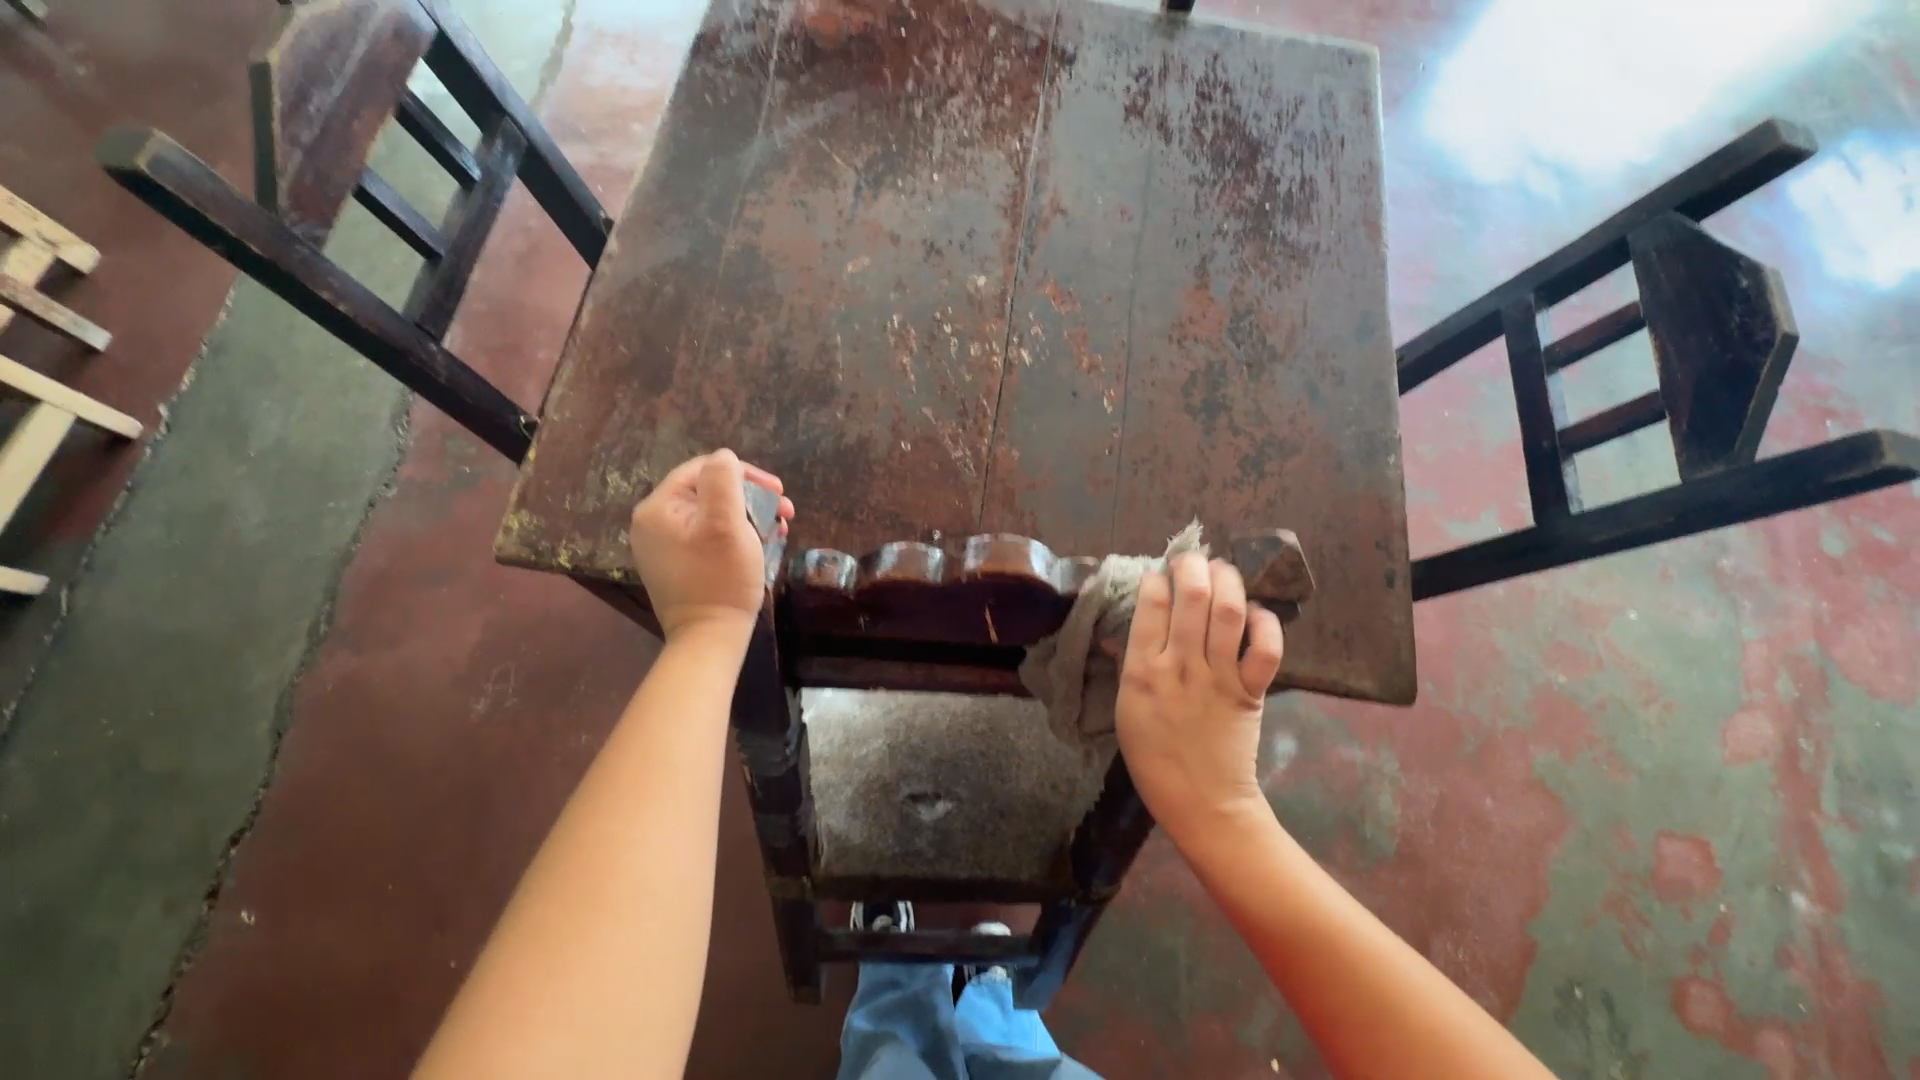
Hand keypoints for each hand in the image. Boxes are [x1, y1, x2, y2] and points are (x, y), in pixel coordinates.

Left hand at [628, 450, 794, 641]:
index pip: (703, 469)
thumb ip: (723, 480)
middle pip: (708, 492)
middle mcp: (652, 523)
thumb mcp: (726, 523)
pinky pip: (708, 537)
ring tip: (778, 531)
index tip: (779, 491)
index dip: (745, 474)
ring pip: (712, 515)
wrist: (709, 638)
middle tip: (785, 513)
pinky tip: (760, 546)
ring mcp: (663, 547)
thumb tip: (724, 457)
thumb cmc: (720, 579)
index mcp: (658, 507)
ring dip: (748, 517)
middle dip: (751, 498)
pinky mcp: (676, 567)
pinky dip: (735, 536)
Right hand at [1115, 553, 1284, 841]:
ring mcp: (1218, 678)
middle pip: (1192, 597)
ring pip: (1228, 612)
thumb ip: (1126, 666)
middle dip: (1193, 566)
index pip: (1150, 604)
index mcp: (1142, 671)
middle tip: (1192, 560)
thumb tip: (1117, 632)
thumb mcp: (1126, 711)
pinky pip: (1265, 649)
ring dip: (1227, 581)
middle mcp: (1180, 666)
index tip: (1160, 574)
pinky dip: (1265, 623)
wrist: (1200, 802)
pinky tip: (1256, 612)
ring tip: (1221, 570)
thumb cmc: (1154, 757)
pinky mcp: (1250, 692)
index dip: (1157, 578)